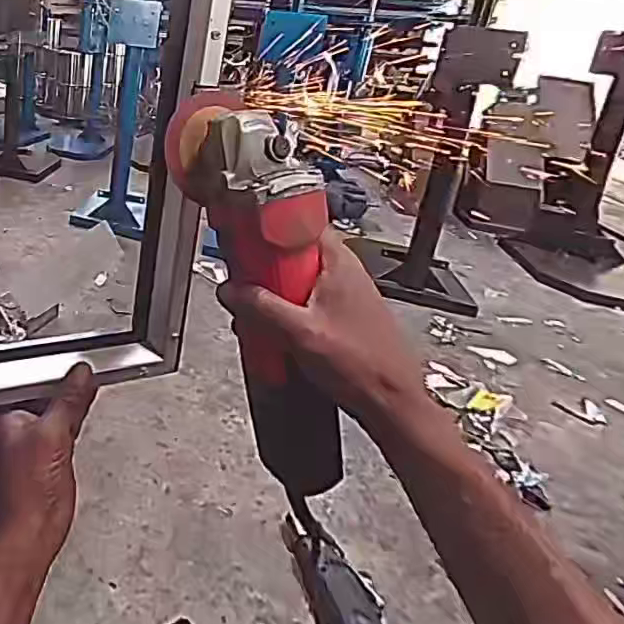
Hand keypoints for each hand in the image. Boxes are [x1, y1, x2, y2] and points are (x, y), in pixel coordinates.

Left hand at [0, 363, 98, 560]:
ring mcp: (38, 435)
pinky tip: (89, 398)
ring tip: (91, 378)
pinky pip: (69, 418)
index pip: (31, 377)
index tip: (72, 359)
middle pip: (47, 388)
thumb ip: (68, 401)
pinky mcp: (54, 447)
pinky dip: (80, 409)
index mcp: (8, 414)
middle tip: (86, 366)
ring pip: (60, 402)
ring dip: (75, 393)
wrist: (35, 529)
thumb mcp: (52, 433)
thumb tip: (80, 375)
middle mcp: (21, 422)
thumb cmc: (25, 493)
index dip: (52, 367)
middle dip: (66, 379)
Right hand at [215, 231, 431, 435]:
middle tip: (246, 289)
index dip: (268, 225)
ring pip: (294, 280)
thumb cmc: (363, 365)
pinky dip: (286, 313)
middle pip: (290, 253)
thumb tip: (232, 290)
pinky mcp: (338, 313)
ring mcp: (340, 291)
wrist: (392, 403)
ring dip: (272, 297)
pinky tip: (277, 336)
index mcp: (337, 260)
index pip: (297, 219)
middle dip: (264, 271)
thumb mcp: (300, 333)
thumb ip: (261, 308)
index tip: (244, 238)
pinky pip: (303, 301)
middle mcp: (341, 269)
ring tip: (259, 320)